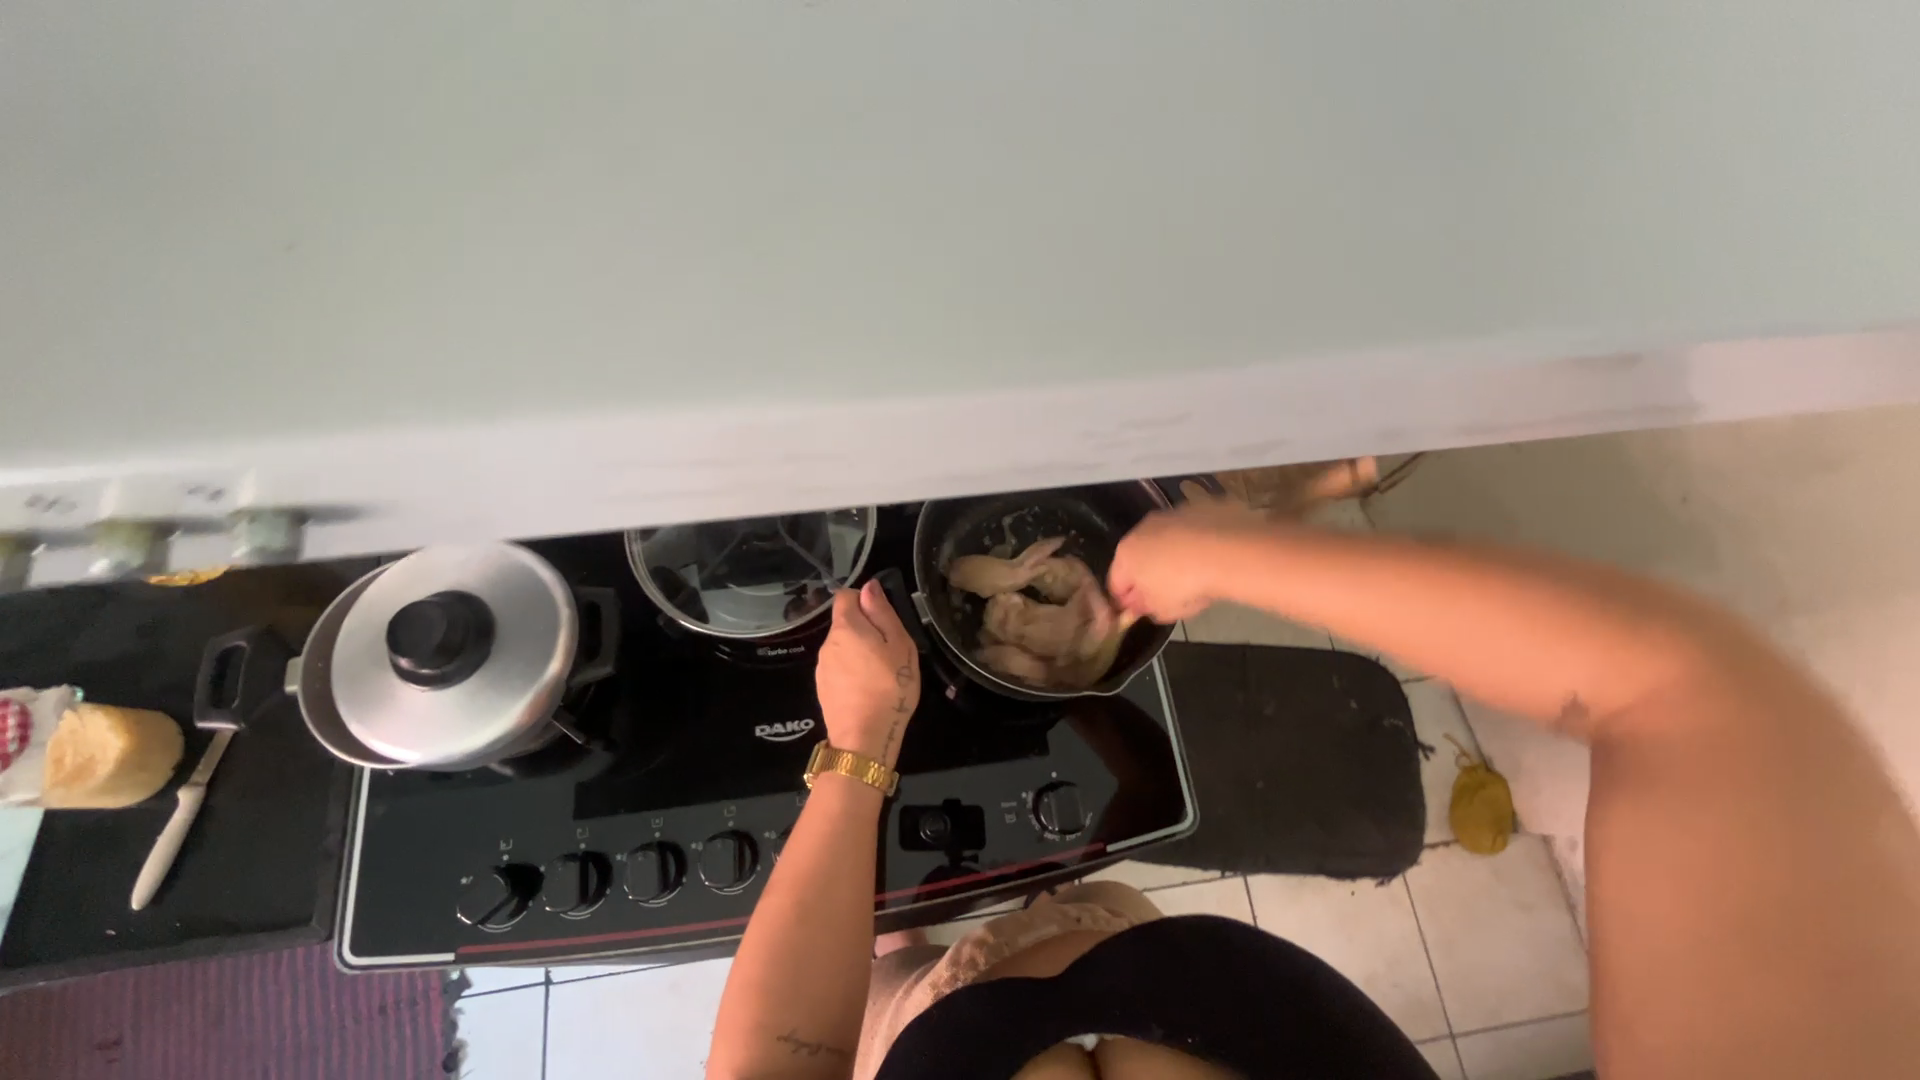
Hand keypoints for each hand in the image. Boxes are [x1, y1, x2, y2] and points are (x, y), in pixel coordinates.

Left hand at [815, 580, 921, 767]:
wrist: (864, 738)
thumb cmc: (889, 686)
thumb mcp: (899, 645)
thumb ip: (882, 612)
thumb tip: (869, 586)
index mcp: (846, 627)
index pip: (846, 596)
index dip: (865, 601)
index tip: (884, 621)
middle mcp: (827, 643)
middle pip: (845, 623)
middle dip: (865, 629)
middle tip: (890, 651)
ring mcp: (822, 667)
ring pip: (842, 647)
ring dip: (859, 652)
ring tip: (881, 674)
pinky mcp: (822, 688)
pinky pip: (838, 668)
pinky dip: (851, 672)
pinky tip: (867, 689)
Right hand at [1107, 484, 1270, 621]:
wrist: (1229, 552)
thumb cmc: (1186, 585)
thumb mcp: (1163, 609)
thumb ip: (1145, 607)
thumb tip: (1138, 604)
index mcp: (1126, 554)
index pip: (1116, 583)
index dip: (1126, 600)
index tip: (1140, 611)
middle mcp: (1142, 529)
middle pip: (1139, 557)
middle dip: (1149, 575)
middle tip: (1168, 595)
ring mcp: (1171, 514)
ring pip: (1164, 540)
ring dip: (1172, 555)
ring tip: (1194, 574)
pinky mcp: (1198, 507)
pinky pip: (1191, 530)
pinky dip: (1196, 541)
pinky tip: (1212, 556)